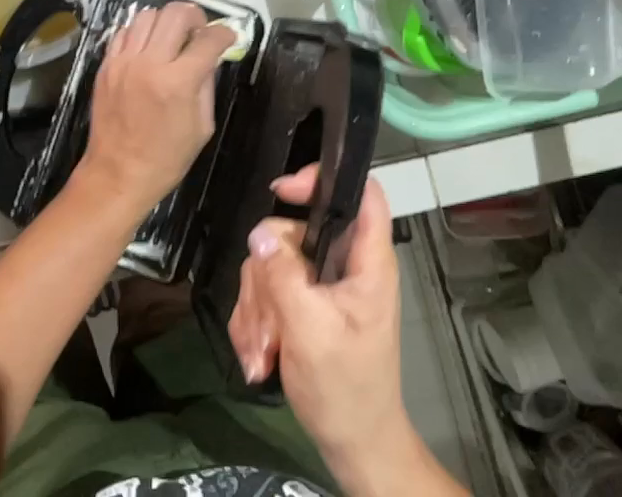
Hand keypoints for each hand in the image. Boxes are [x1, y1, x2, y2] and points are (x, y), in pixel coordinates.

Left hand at [77, 2, 236, 213]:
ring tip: (173, 37)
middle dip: (195, 16)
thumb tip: (210, 57)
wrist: (118, 173)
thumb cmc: (166, 158)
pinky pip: (124, 32)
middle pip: (175, 14)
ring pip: (147, 15)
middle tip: (199, 30)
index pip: (208, 40)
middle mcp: (149, 64)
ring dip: (166, 21)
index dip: (224, 34)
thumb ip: (206, 84)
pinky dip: (140, 33)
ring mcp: (123, 62)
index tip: (227, 36)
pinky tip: (148, 47)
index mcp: (178, 83)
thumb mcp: (202, 125)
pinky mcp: (105, 66)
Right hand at [230, 169, 447, 493]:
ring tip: (264, 350)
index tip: (282, 192)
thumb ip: (283, 276)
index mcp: (366, 263)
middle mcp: (342, 265)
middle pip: (291, 232)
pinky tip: (260, 356)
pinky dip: (255, 323)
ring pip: (269, 264)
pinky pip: (263, 292)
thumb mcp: (310, 331)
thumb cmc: (345, 389)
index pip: (361, 195)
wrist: (351, 442)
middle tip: (268, 321)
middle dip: (266, 277)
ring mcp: (319, 285)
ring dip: (257, 308)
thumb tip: (258, 232)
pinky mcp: (300, 304)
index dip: (324, 180)